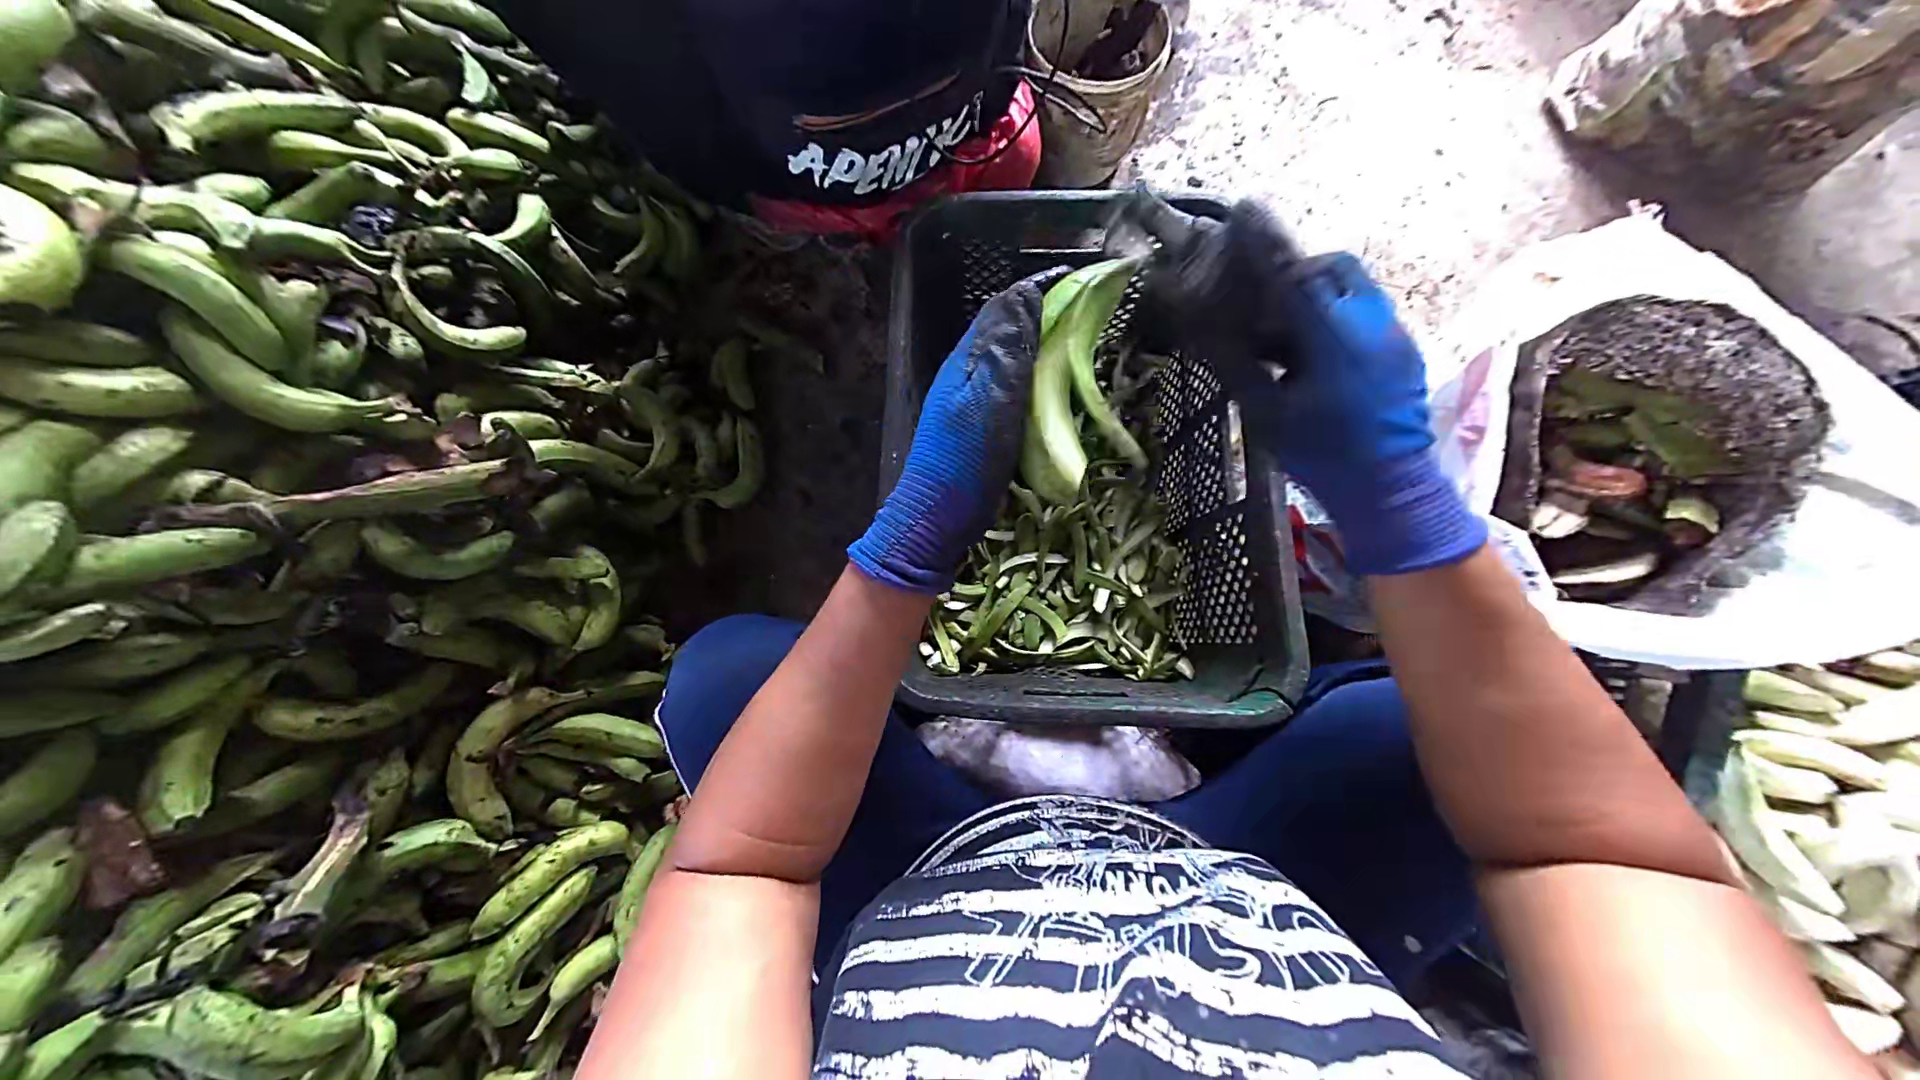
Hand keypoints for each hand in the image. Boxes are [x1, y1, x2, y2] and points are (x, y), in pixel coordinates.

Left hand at [848, 267, 1065, 592]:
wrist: (937, 518)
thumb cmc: (965, 461)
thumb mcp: (991, 401)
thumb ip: (1008, 350)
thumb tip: (1028, 293)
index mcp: (968, 358)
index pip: (1006, 306)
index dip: (1043, 291)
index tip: (1085, 285)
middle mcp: (967, 371)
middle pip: (1009, 331)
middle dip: (1047, 317)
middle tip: (1092, 318)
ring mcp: (972, 398)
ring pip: (1012, 360)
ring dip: (1043, 349)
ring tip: (1082, 347)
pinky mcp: (981, 424)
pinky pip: (1013, 390)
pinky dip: (1037, 382)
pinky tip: (1057, 391)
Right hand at [1141, 199, 1485, 574]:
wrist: (1390, 487)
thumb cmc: (1321, 455)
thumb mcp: (1267, 412)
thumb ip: (1236, 364)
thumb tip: (1200, 329)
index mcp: (1334, 339)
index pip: (1292, 274)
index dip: (1265, 242)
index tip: (1242, 210)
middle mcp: (1370, 322)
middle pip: (1330, 268)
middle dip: (1292, 269)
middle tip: (1259, 294)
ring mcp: (1392, 332)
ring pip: (1349, 288)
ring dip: (1309, 294)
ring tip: (1279, 326)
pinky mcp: (1400, 346)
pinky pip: (1361, 310)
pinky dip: (1328, 314)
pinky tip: (1308, 348)